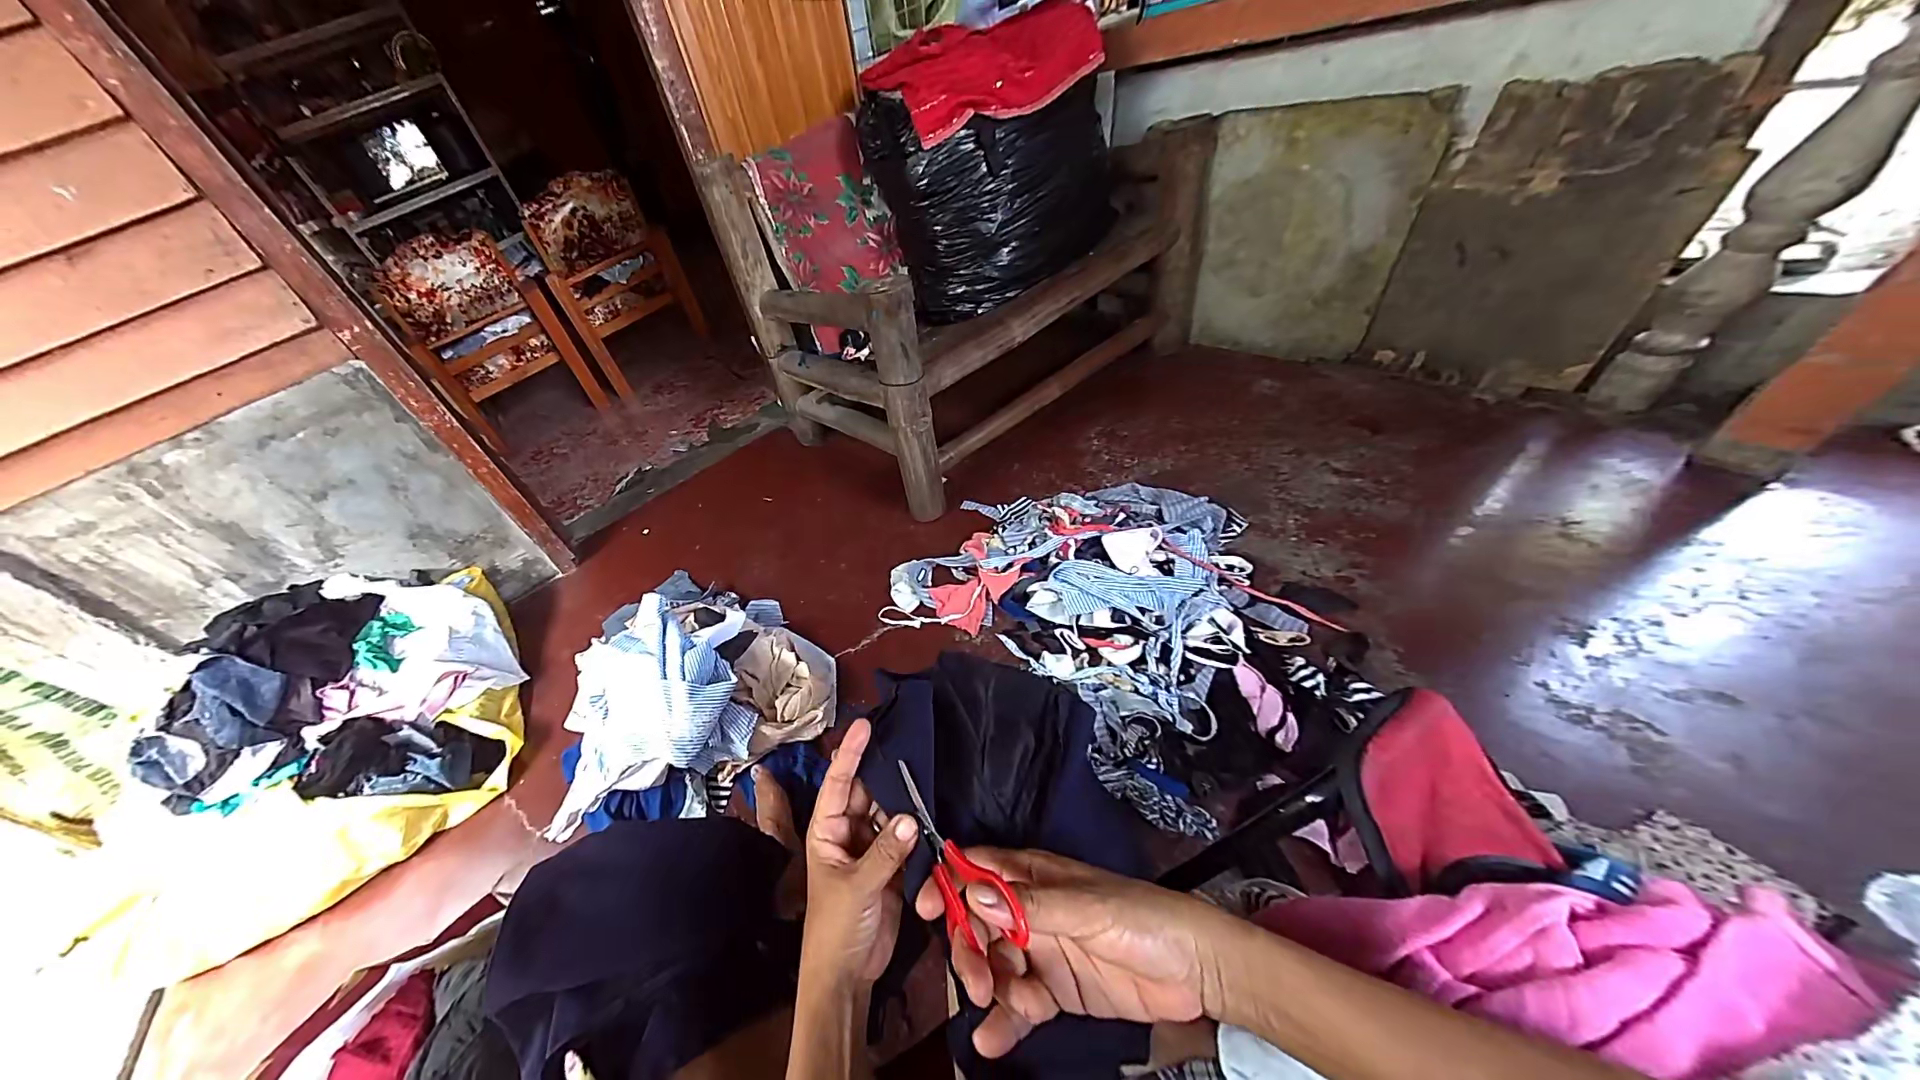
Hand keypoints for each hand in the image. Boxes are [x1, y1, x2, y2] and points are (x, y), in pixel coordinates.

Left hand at [800, 717, 919, 986]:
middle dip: (885, 773)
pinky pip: (904, 834)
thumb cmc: (836, 929)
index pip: (838, 783)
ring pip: (889, 811)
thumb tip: (910, 817)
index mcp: (826, 831)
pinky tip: (929, 810)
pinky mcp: (891, 863)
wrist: (848, 975)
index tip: (864, 726)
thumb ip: (885, 853)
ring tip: (925, 776)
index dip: (850, 754)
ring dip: (904, 800)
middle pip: (868, 792)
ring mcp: (870, 846)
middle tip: (909, 745)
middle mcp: (847, 831)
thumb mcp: (856, 888)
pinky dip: (915, 825)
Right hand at [915, 848, 1243, 1058]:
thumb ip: (1030, 906)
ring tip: (998, 1010)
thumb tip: (973, 893)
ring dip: (987, 988)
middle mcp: (1031, 911)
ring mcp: (1042, 951)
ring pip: (994, 966)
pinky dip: (1003, 1023)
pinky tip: (991, 1041)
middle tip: (976, 982)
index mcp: (1035, 878)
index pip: (979, 870)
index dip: (949, 882)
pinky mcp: (1055, 989)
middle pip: (978, 923)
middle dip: (967, 950)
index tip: (926, 908)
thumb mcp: (1087, 909)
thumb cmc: (1142, 918)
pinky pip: (1019, 1005)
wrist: (1193, 970)